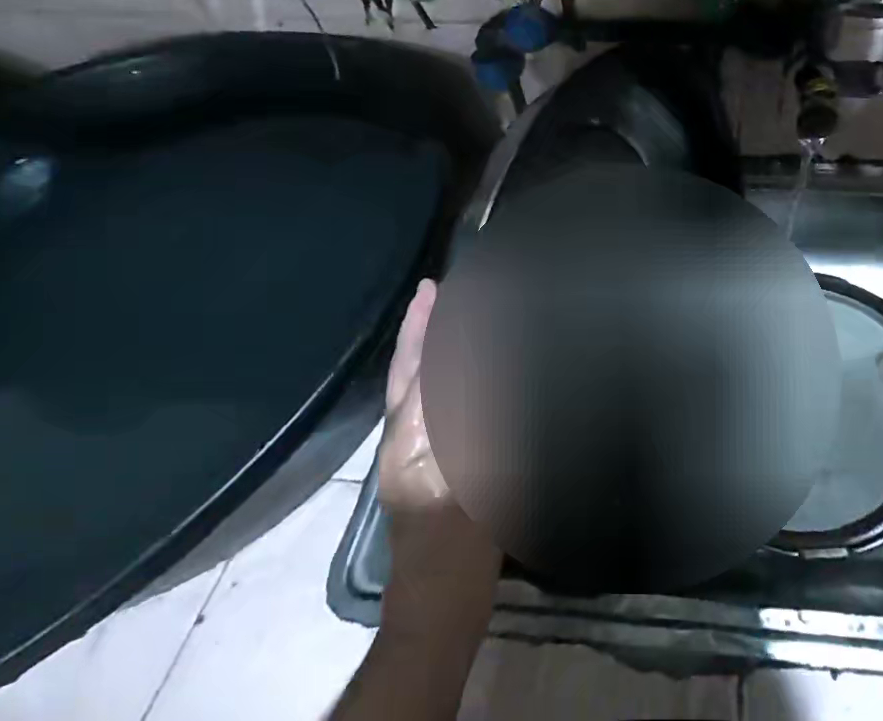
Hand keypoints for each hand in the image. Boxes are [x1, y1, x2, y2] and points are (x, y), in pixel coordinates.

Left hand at [376, 279, 502, 629]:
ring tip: (443, 319)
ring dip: (426, 349)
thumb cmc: (461, 536)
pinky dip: (436, 378)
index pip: (420, 365)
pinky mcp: (421, 465)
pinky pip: (426, 407)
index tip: (437, 288)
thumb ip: (475, 420)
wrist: (439, 593)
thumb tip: (480, 366)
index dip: (427, 326)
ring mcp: (407, 452)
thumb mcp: (475, 472)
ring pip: (414, 387)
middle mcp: (402, 436)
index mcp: (412, 433)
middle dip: (421, 331)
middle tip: (437, 292)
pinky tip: (455, 373)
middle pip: (409, 371)